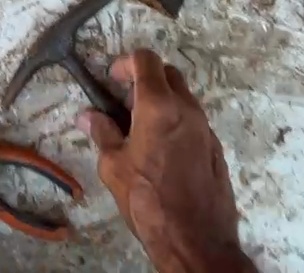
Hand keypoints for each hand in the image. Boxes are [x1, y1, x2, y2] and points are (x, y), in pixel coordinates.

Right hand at [78, 50, 251, 272]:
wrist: (198, 244)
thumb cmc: (149, 201)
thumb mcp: (114, 166)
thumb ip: (102, 133)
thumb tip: (88, 116)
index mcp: (159, 105)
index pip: (146, 59)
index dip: (125, 62)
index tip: (112, 79)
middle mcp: (187, 109)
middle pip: (167, 73)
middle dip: (145, 79)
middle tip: (126, 103)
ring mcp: (205, 128)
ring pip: (183, 97)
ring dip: (162, 101)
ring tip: (142, 130)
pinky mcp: (216, 149)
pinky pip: (193, 121)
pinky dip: (176, 122)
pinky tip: (162, 151)